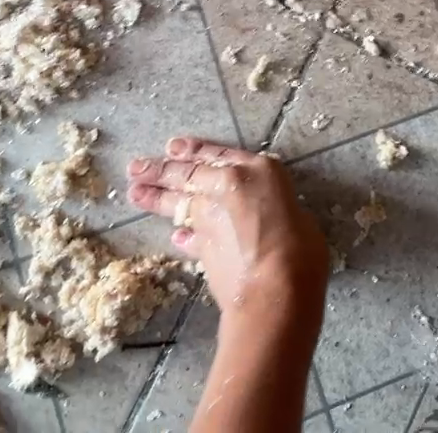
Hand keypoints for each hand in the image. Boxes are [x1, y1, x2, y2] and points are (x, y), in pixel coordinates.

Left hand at [127, 138, 328, 325]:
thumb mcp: (296, 211)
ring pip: (178, 201)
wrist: (275, 290)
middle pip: (189, 173)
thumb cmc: (301, 247)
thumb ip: (272, 206)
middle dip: (160, 169)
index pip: (220, 154)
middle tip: (136, 168)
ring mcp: (210, 216)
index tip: (173, 147)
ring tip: (135, 191)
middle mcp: (228, 185)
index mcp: (259, 170)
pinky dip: (181, 235)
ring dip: (155, 197)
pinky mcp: (201, 247)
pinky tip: (175, 236)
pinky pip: (188, 235)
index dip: (195, 150)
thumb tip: (264, 216)